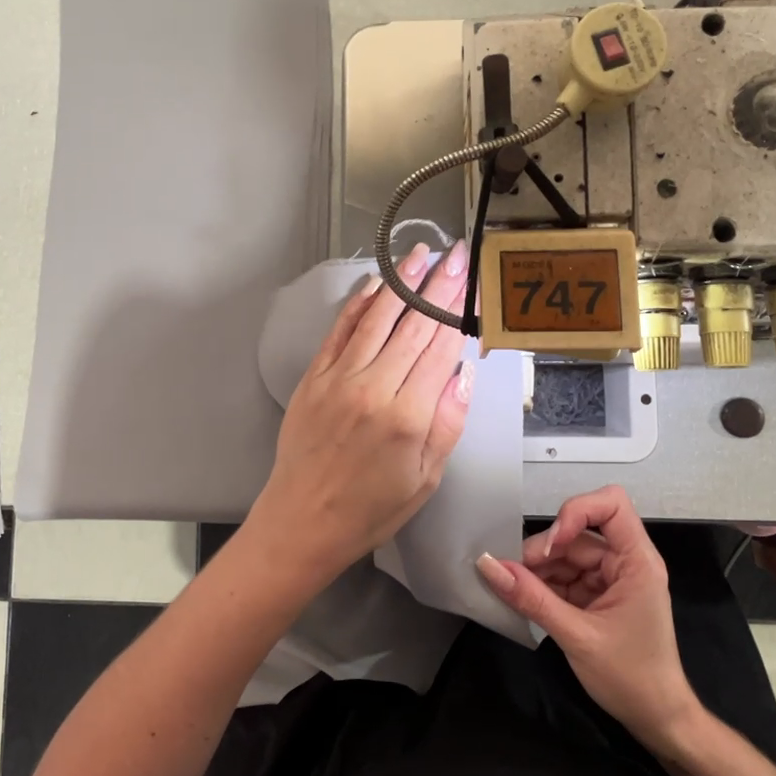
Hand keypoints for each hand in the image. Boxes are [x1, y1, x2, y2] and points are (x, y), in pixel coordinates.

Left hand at [245, 241, 474, 577]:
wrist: (303, 522)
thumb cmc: (370, 509)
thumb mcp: (426, 479)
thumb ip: (447, 423)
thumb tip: (463, 373)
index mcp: (408, 415)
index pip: (441, 347)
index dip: (459, 310)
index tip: (472, 281)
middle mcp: (373, 388)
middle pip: (413, 325)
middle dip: (437, 285)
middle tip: (455, 253)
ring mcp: (338, 379)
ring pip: (376, 319)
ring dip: (401, 283)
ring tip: (419, 254)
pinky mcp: (314, 378)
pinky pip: (339, 332)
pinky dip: (358, 305)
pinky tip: (375, 284)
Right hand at [476, 485, 704, 750]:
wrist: (657, 719)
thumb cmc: (631, 677)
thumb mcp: (577, 637)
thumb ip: (531, 599)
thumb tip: (488, 565)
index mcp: (637, 562)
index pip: (611, 505)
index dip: (576, 511)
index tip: (551, 545)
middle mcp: (625, 561)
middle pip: (577, 533)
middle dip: (544, 551)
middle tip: (513, 578)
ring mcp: (611, 578)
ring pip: (566, 555)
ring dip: (539, 571)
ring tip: (516, 593)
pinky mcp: (598, 594)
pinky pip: (565, 576)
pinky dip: (544, 586)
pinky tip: (526, 601)